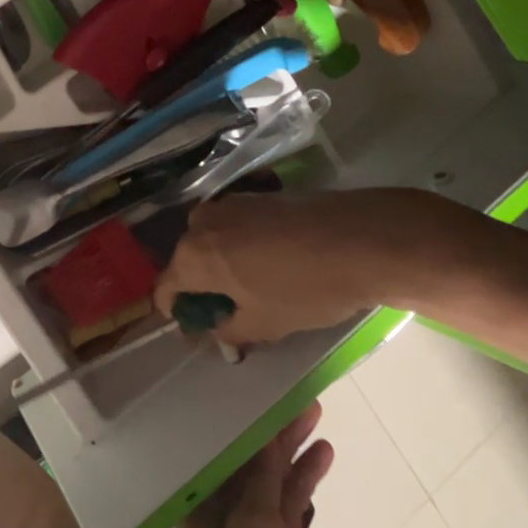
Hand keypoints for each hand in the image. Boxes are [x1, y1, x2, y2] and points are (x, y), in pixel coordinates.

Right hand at [155, 188, 469, 346]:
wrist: (361, 239)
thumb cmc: (305, 288)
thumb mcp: (265, 324)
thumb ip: (231, 330)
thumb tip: (219, 332)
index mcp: (193, 256)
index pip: (166, 289)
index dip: (177, 313)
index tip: (198, 330)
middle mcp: (201, 223)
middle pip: (188, 261)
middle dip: (203, 287)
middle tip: (232, 312)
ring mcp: (230, 203)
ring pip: (214, 241)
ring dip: (224, 264)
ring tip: (255, 288)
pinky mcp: (258, 195)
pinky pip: (237, 227)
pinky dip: (245, 246)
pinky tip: (276, 263)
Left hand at [178, 403, 333, 527]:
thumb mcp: (252, 520)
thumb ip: (259, 474)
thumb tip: (263, 432)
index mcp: (199, 498)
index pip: (213, 445)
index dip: (234, 417)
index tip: (255, 388)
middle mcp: (220, 504)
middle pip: (247, 456)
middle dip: (272, 427)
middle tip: (294, 392)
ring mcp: (250, 521)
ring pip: (272, 475)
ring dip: (293, 446)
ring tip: (314, 410)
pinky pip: (289, 498)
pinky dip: (304, 476)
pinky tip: (324, 451)